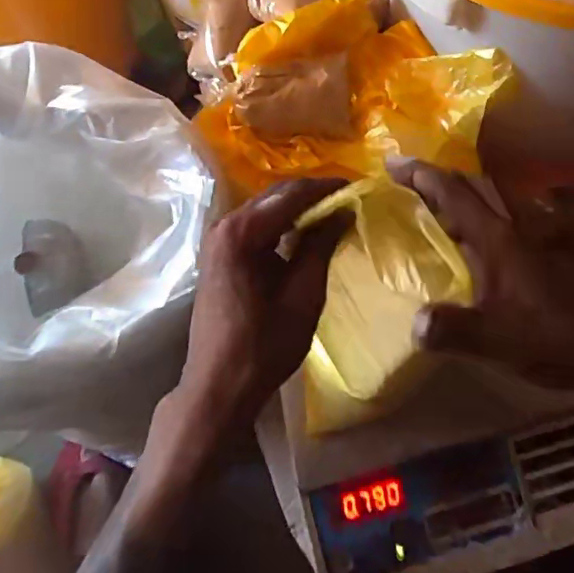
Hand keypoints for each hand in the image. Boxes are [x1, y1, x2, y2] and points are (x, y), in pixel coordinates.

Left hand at [176, 177, 350, 434]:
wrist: (218, 387)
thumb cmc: (263, 347)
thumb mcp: (304, 296)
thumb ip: (321, 246)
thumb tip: (343, 211)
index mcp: (241, 232)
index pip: (291, 195)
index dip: (325, 188)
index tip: (356, 185)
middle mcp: (224, 225)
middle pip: (274, 196)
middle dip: (311, 193)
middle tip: (347, 197)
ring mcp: (217, 238)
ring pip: (265, 208)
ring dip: (296, 207)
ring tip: (332, 211)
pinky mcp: (219, 253)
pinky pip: (255, 225)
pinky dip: (280, 222)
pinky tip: (303, 231)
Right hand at [390, 159, 573, 387]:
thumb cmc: (558, 336)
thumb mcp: (503, 339)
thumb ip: (459, 331)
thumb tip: (414, 323)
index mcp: (496, 239)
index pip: (453, 194)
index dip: (421, 175)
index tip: (391, 162)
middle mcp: (506, 231)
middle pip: (465, 191)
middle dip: (432, 179)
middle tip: (400, 180)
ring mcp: (521, 244)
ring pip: (479, 207)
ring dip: (450, 199)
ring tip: (420, 207)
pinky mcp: (529, 260)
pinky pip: (488, 228)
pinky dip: (465, 224)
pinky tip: (456, 246)